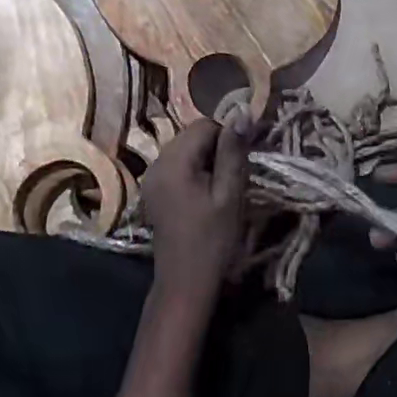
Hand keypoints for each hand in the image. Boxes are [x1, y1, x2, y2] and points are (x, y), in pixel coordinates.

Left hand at [141, 119, 248, 306]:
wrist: (185, 283)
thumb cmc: (212, 239)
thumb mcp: (230, 193)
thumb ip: (234, 151)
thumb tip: (242, 112)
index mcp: (173, 162)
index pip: (205, 124)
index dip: (228, 137)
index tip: (244, 160)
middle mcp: (156, 163)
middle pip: (193, 134)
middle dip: (218, 146)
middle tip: (235, 174)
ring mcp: (151, 177)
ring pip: (187, 148)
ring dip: (208, 158)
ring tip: (223, 185)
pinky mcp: (154, 190)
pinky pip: (178, 164)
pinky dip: (196, 169)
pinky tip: (206, 193)